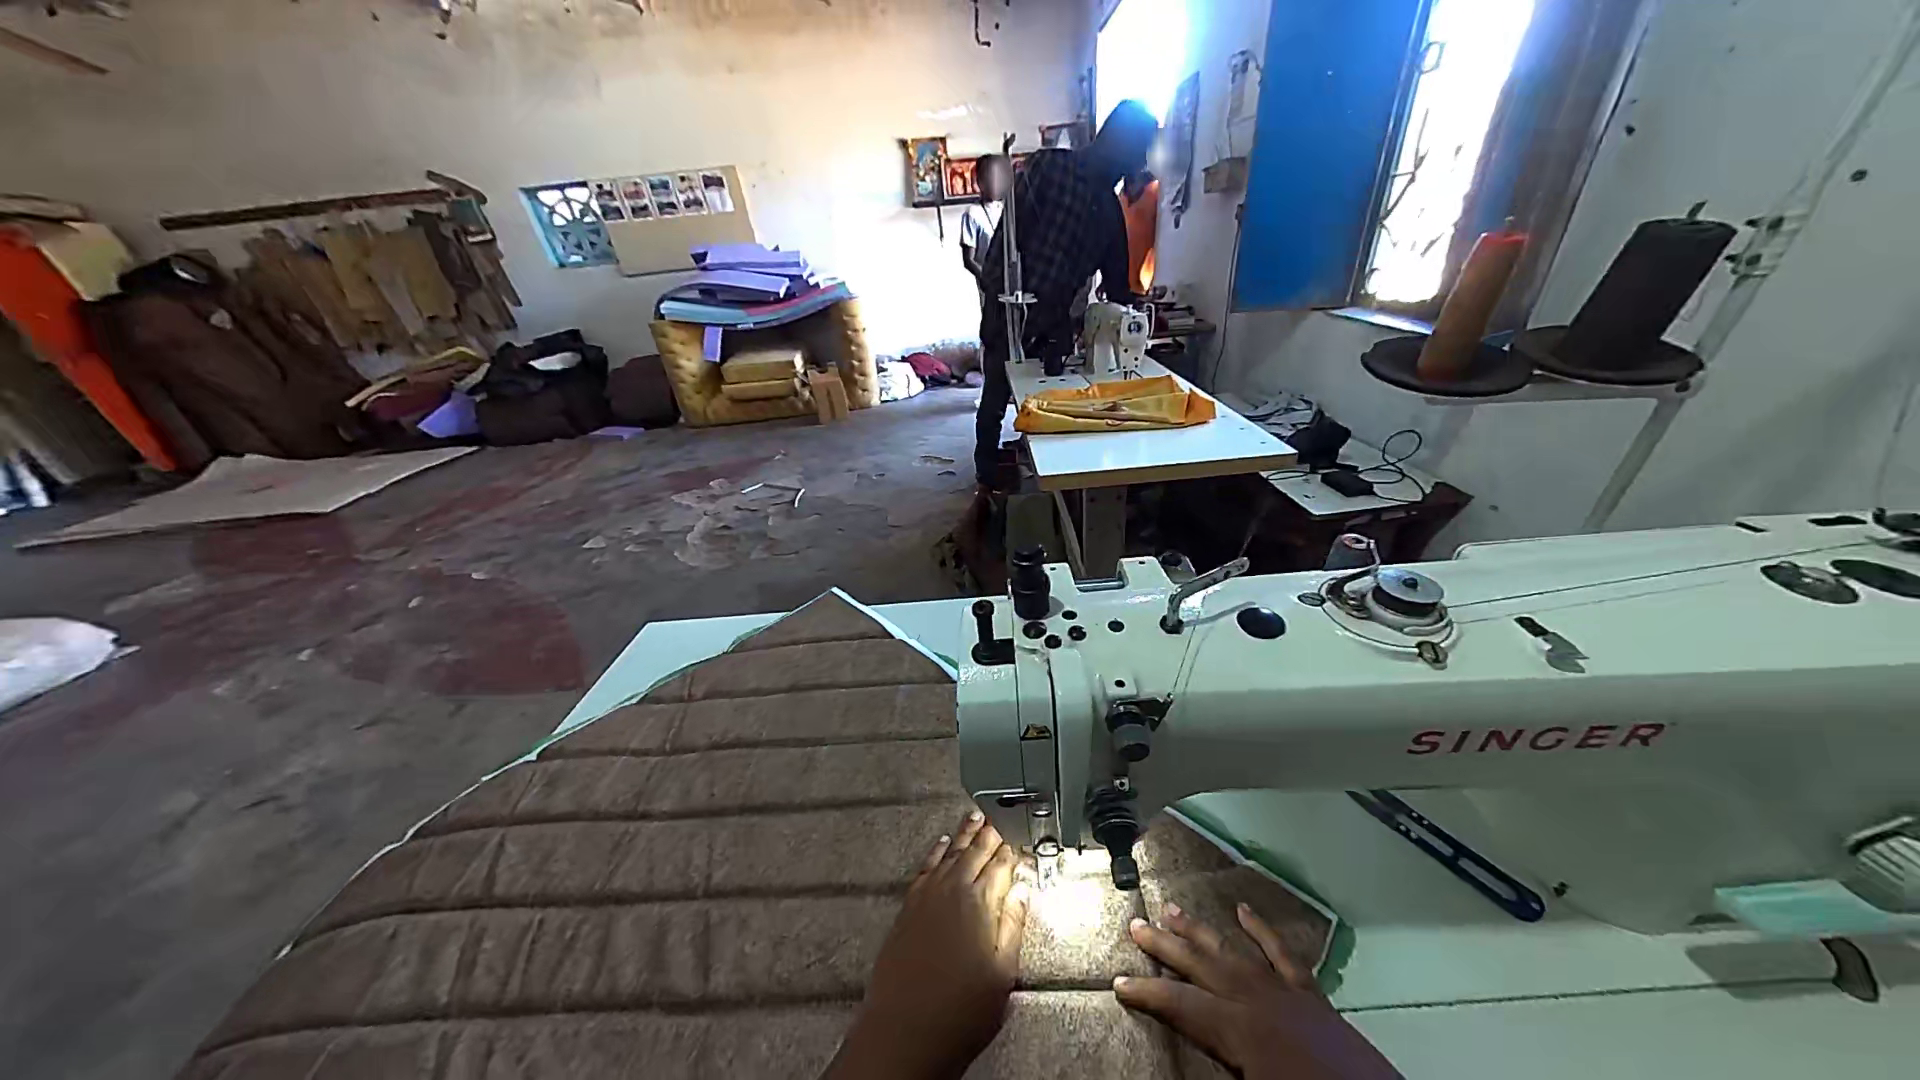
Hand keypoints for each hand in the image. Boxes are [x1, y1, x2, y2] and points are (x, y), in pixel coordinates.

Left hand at [821, 810, 1030, 1079]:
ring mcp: (928, 893)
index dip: (1014, 849)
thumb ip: (1013, 923)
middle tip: (1002, 815)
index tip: (1022, 838)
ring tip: (977, 816)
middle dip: (991, 832)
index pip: (1002, 864)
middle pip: (976, 850)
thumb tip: (1022, 889)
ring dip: (966, 833)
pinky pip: (927, 865)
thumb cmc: (959, 1009)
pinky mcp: (909, 904)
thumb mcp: (1002, 972)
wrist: (905, 1028)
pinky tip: (943, 842)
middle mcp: (953, 888)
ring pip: (952, 851)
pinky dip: (937, 849)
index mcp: (981, 902)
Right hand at [1115, 902, 1401, 1079]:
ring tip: (1172, 908)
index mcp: (1238, 1029)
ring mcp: (1284, 992)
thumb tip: (1189, 1048)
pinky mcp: (1311, 995)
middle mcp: (1255, 1000)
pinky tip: (1244, 910)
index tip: (1118, 982)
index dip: (1147, 992)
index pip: (1180, 1003)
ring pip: (1232, 952)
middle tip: (1136, 924)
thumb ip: (1219, 1066)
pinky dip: (1261, 930)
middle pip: (1200, 965)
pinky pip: (1282, 955)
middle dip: (1165, 945)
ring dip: (1200, 931)